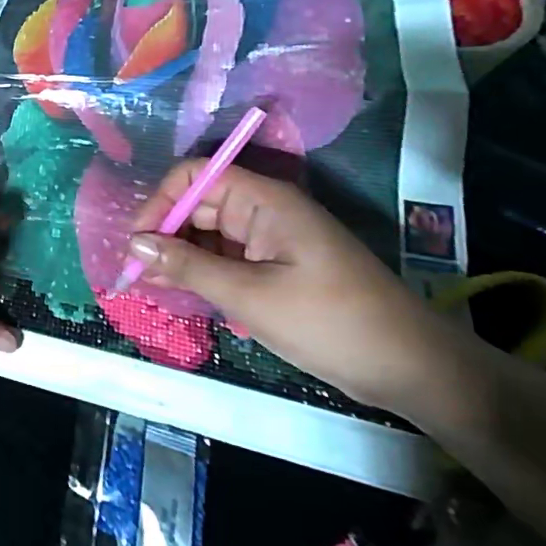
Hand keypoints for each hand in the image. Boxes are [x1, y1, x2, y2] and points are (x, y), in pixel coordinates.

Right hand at [125, 161, 457, 410]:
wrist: (411, 368)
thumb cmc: (330, 321)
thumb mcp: (249, 295)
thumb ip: (187, 266)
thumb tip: (134, 245)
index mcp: (264, 201)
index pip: (196, 176)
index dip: (161, 202)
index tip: (138, 242)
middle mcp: (264, 211)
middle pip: (197, 206)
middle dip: (163, 235)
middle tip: (134, 273)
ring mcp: (269, 240)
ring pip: (206, 235)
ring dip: (177, 257)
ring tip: (147, 287)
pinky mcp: (273, 267)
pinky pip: (223, 259)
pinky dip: (199, 273)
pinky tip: (175, 292)